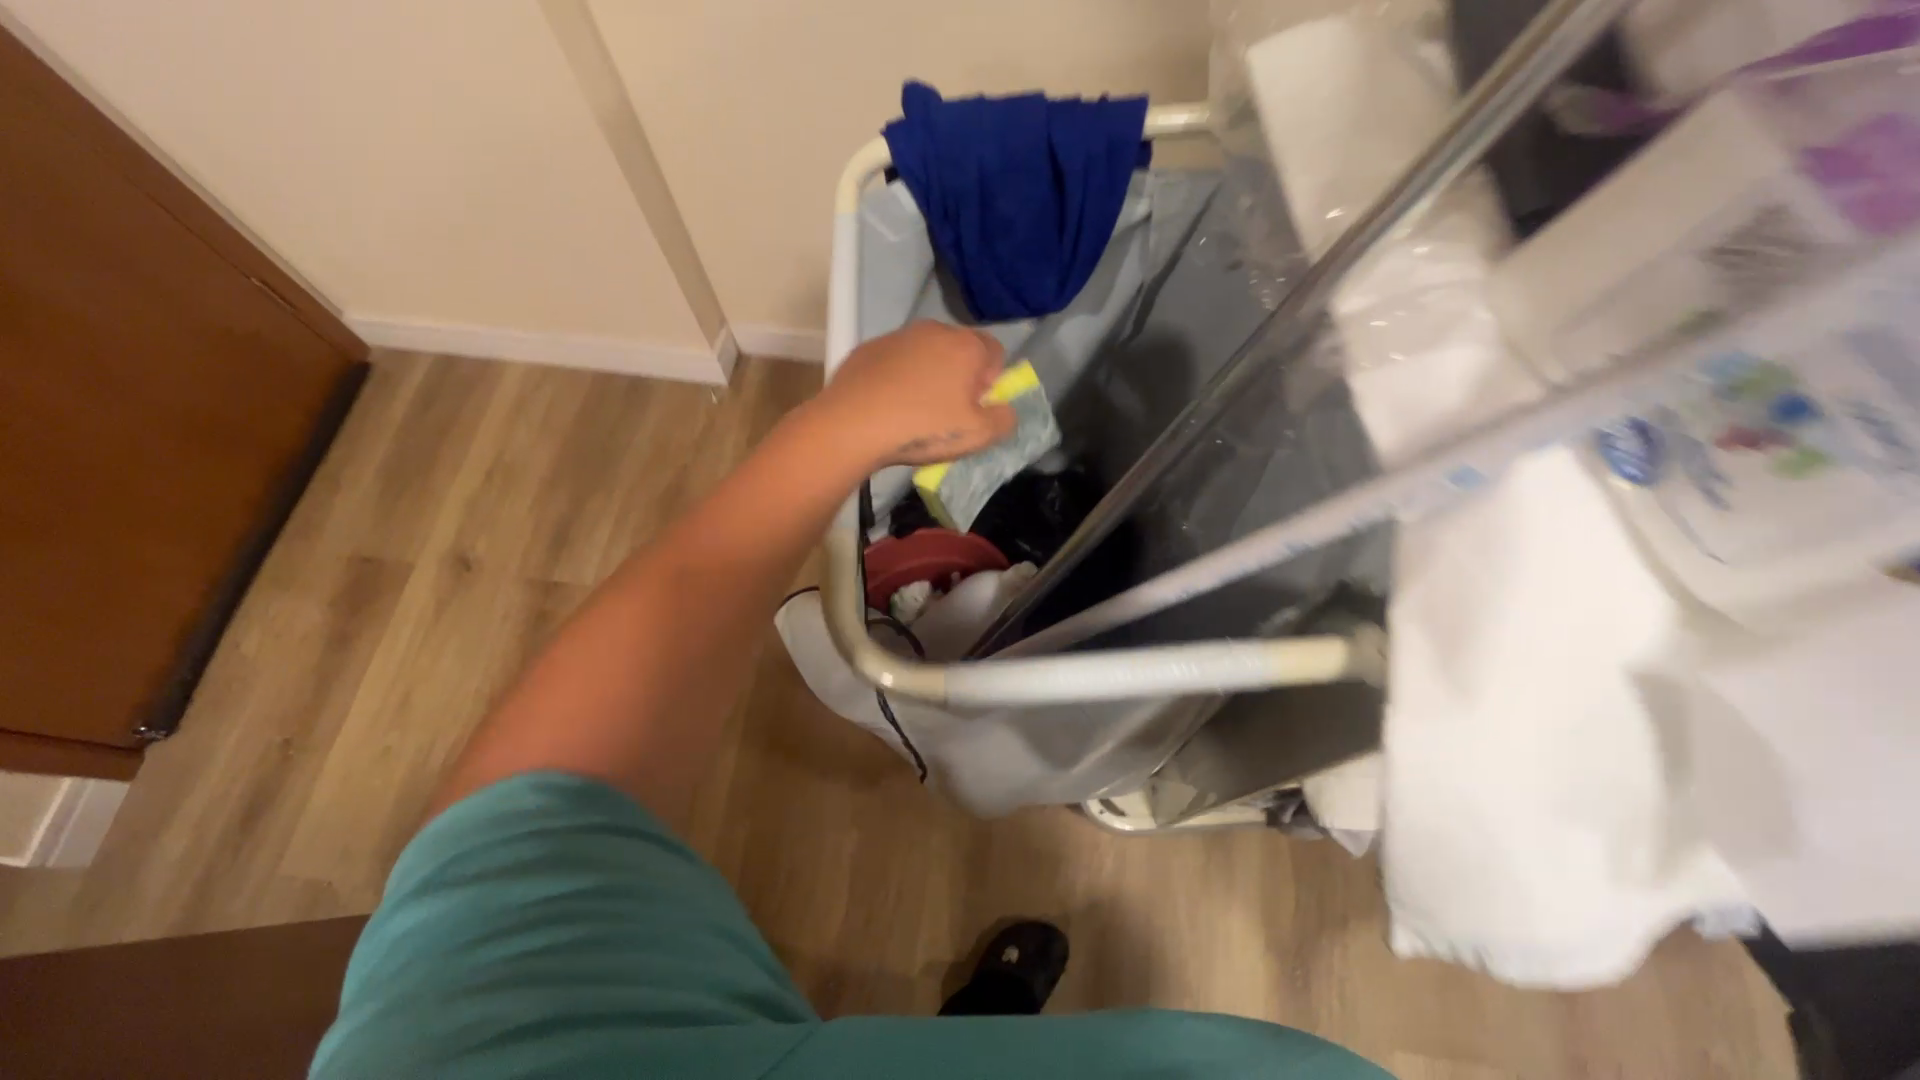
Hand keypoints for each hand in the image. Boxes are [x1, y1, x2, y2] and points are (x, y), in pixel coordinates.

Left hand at [808, 320, 1018, 468]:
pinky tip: (886, 405)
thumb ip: (1004, 420)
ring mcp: (897, 336)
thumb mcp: (977, 435)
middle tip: (945, 412)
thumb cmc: (923, 427)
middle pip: (959, 350)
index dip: (991, 382)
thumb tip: (1005, 409)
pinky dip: (896, 377)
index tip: (974, 407)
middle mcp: (934, 330)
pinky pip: (894, 361)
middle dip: (959, 376)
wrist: (851, 424)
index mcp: (967, 346)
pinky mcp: (867, 348)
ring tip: (912, 410)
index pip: (996, 352)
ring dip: (926, 375)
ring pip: (925, 353)